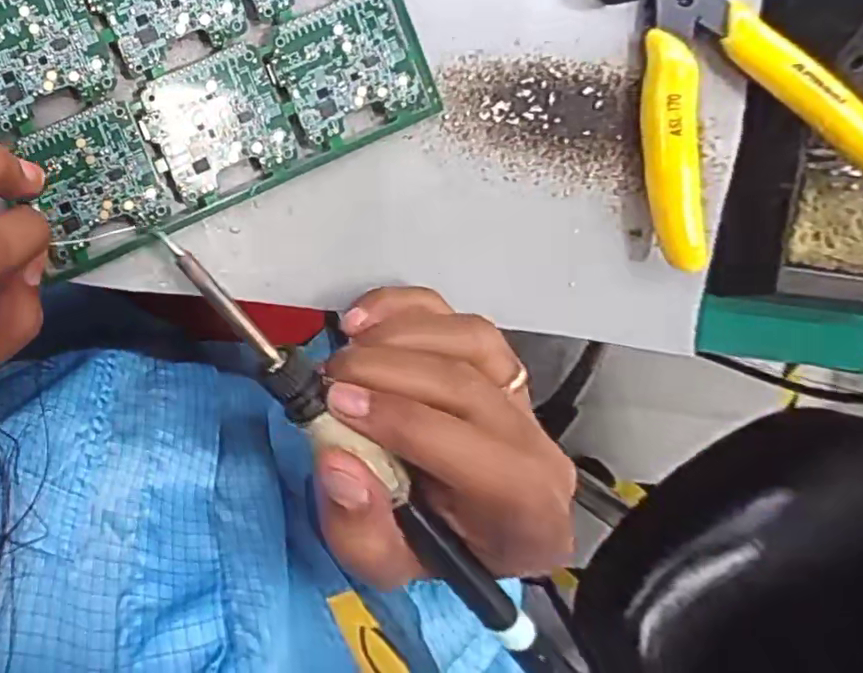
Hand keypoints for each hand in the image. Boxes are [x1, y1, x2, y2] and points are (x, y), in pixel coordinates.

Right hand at [313, 287, 574, 587]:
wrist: (427, 507)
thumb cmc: (410, 534)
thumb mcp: (376, 557)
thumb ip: (358, 527)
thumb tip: (338, 464)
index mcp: (525, 516)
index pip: (492, 464)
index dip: (409, 425)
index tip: (339, 406)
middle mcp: (535, 451)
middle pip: (467, 388)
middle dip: (383, 373)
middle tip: (328, 380)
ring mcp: (513, 395)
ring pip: (469, 339)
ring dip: (394, 337)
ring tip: (344, 354)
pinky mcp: (482, 354)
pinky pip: (450, 312)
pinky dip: (398, 306)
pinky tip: (358, 324)